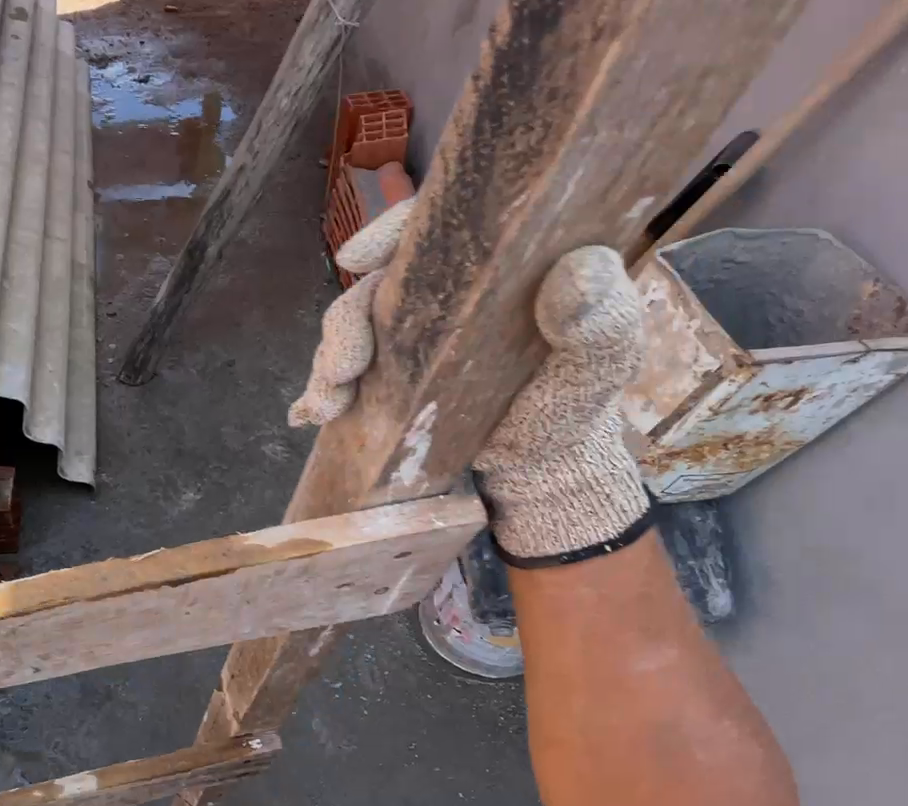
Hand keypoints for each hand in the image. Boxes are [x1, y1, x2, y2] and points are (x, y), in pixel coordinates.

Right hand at [289, 203, 651, 562]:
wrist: (534, 471)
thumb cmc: (572, 413)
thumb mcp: (599, 371)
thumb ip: (602, 326)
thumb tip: (582, 265)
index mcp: (492, 273)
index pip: (436, 231)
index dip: (391, 233)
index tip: (357, 258)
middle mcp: (440, 298)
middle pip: (377, 287)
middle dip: (345, 323)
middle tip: (340, 370)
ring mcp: (406, 341)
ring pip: (351, 332)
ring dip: (326, 365)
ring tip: (323, 407)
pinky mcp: (385, 380)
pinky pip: (341, 377)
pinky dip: (316, 393)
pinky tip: (304, 415)